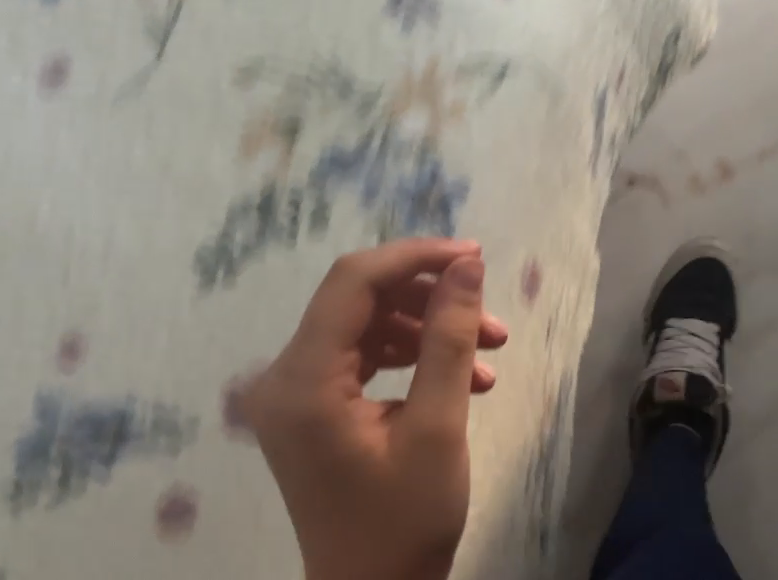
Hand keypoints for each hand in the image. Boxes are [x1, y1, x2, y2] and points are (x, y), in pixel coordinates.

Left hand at [243, 239, 508, 579]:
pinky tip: (467, 376)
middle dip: (433, 296)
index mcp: (303, 381)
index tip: (477, 258)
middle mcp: (286, 377)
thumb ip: (450, 337)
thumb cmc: (404, 519)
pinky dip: (418, 352)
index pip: (354, 281)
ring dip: (433, 325)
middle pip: (363, 297)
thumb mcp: (438, 424)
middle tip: (491, 314)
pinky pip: (369, 352)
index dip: (417, 257)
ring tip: (491, 349)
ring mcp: (298, 393)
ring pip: (372, 321)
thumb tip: (469, 264)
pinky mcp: (316, 407)